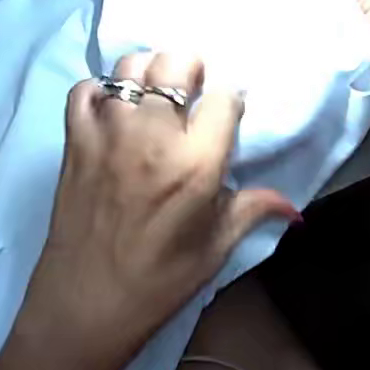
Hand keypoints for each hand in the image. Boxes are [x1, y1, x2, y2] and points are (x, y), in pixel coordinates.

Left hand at [20, 52, 298, 369]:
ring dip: (147, 74)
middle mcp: (153, 137)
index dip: (230, 100)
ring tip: (152, 95)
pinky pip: (85, 90)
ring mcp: (109, 133)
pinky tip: (111, 111)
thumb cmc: (159, 282)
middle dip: (190, 69)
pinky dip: (99, 91)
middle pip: (175, 64)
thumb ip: (253, 210)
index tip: (226, 112)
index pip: (225, 98)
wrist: (84, 305)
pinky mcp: (75, 140)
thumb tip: (294, 206)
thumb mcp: (215, 248)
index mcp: (196, 164)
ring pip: (130, 67)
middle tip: (190, 90)